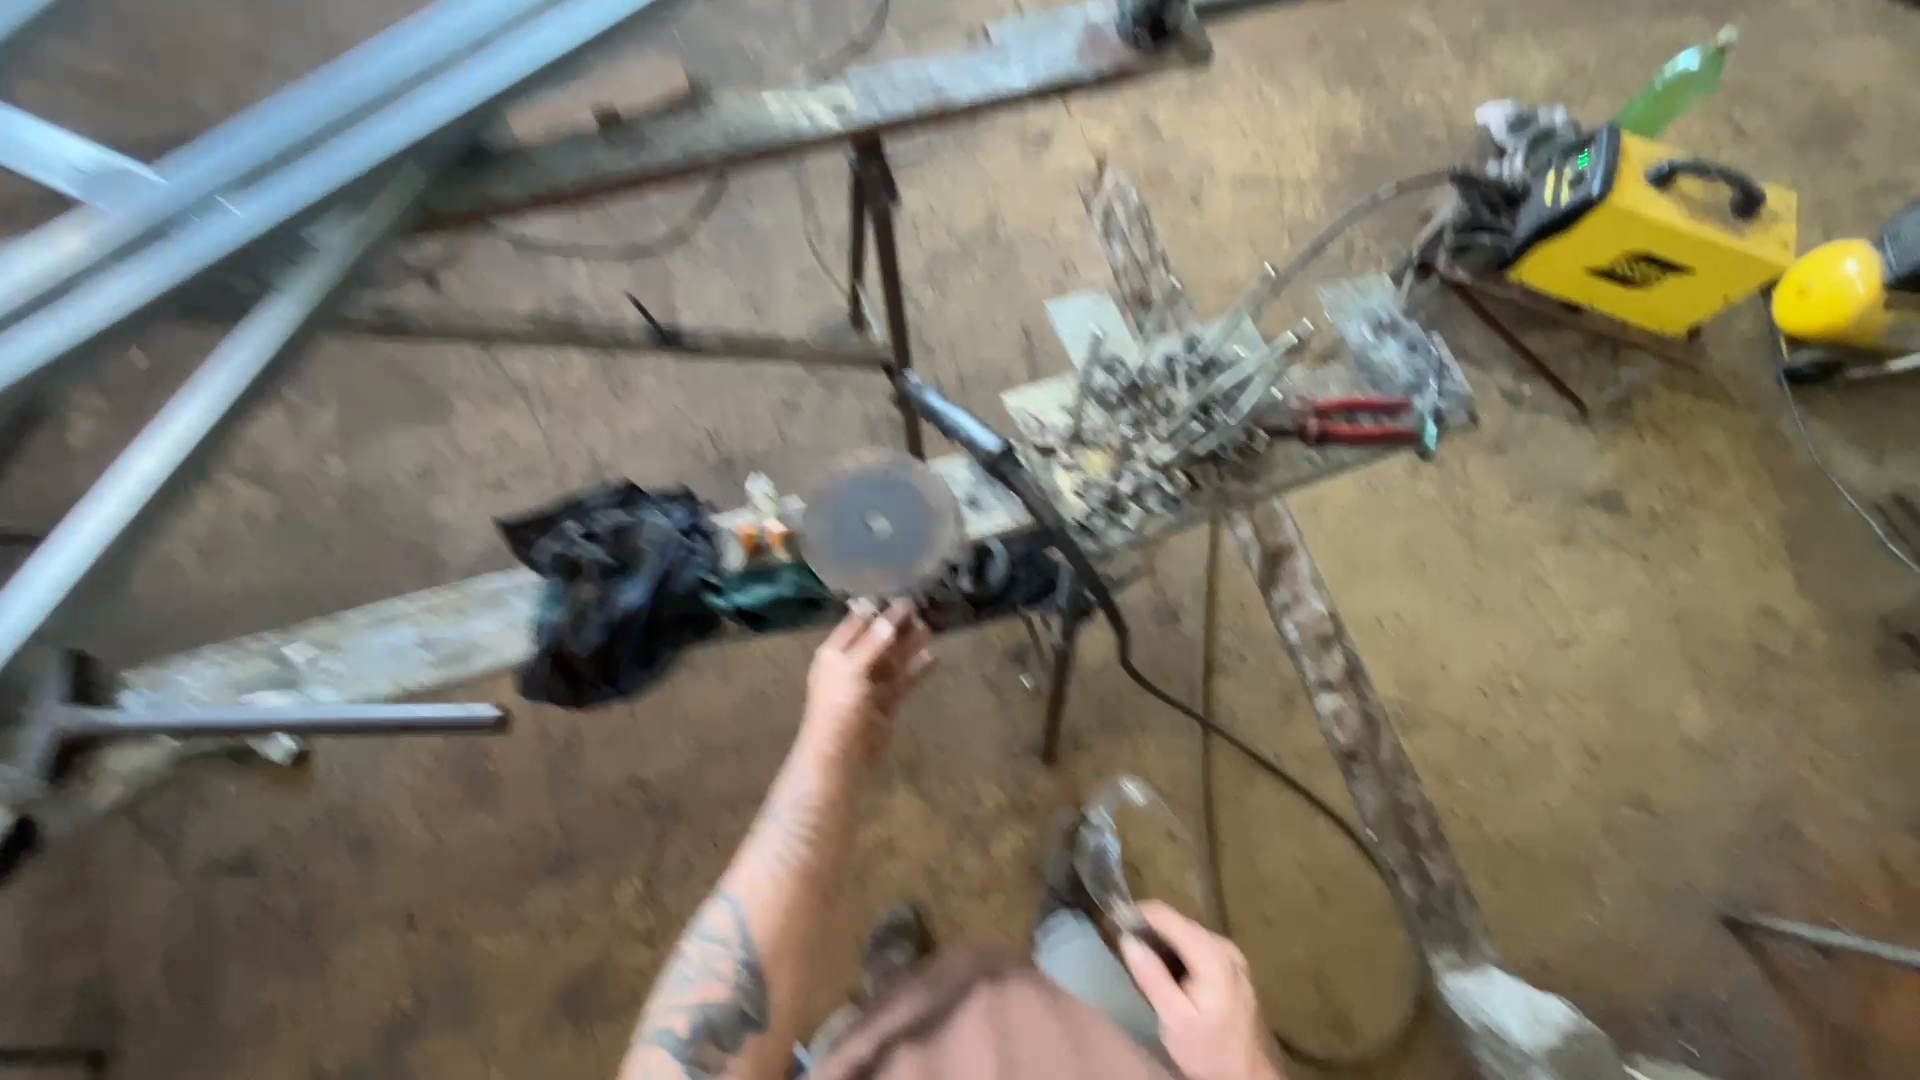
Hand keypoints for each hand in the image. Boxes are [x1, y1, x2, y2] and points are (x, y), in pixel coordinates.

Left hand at [801, 598, 933, 766]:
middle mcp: (853, 664)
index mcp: (835, 653)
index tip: (899, 595)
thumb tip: (891, 617)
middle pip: (878, 639)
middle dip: (897, 625)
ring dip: (909, 644)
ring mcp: (871, 684)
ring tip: (929, 627)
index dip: (877, 610)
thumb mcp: (851, 669)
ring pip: (893, 658)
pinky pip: (904, 680)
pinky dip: (917, 669)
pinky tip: (933, 657)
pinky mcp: (887, 702)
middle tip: (920, 607)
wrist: (840, 756)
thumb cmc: (838, 708)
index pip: (857, 623)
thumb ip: (873, 643)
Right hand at [1120, 901, 1284, 1079]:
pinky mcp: (1235, 969)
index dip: (1137, 915)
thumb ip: (1152, 977)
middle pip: (1178, 923)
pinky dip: (1180, 953)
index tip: (1115, 926)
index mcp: (1212, 955)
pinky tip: (1170, 975)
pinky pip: (1200, 947)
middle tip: (1127, 951)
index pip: (1166, 916)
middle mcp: (1225, 947)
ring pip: (1188, 935)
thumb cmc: (1211, 1053)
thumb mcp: (1175, 1020)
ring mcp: (1233, 957)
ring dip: (1164, 943)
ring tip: (1144, 963)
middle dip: (1150, 931)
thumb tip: (1128, 939)